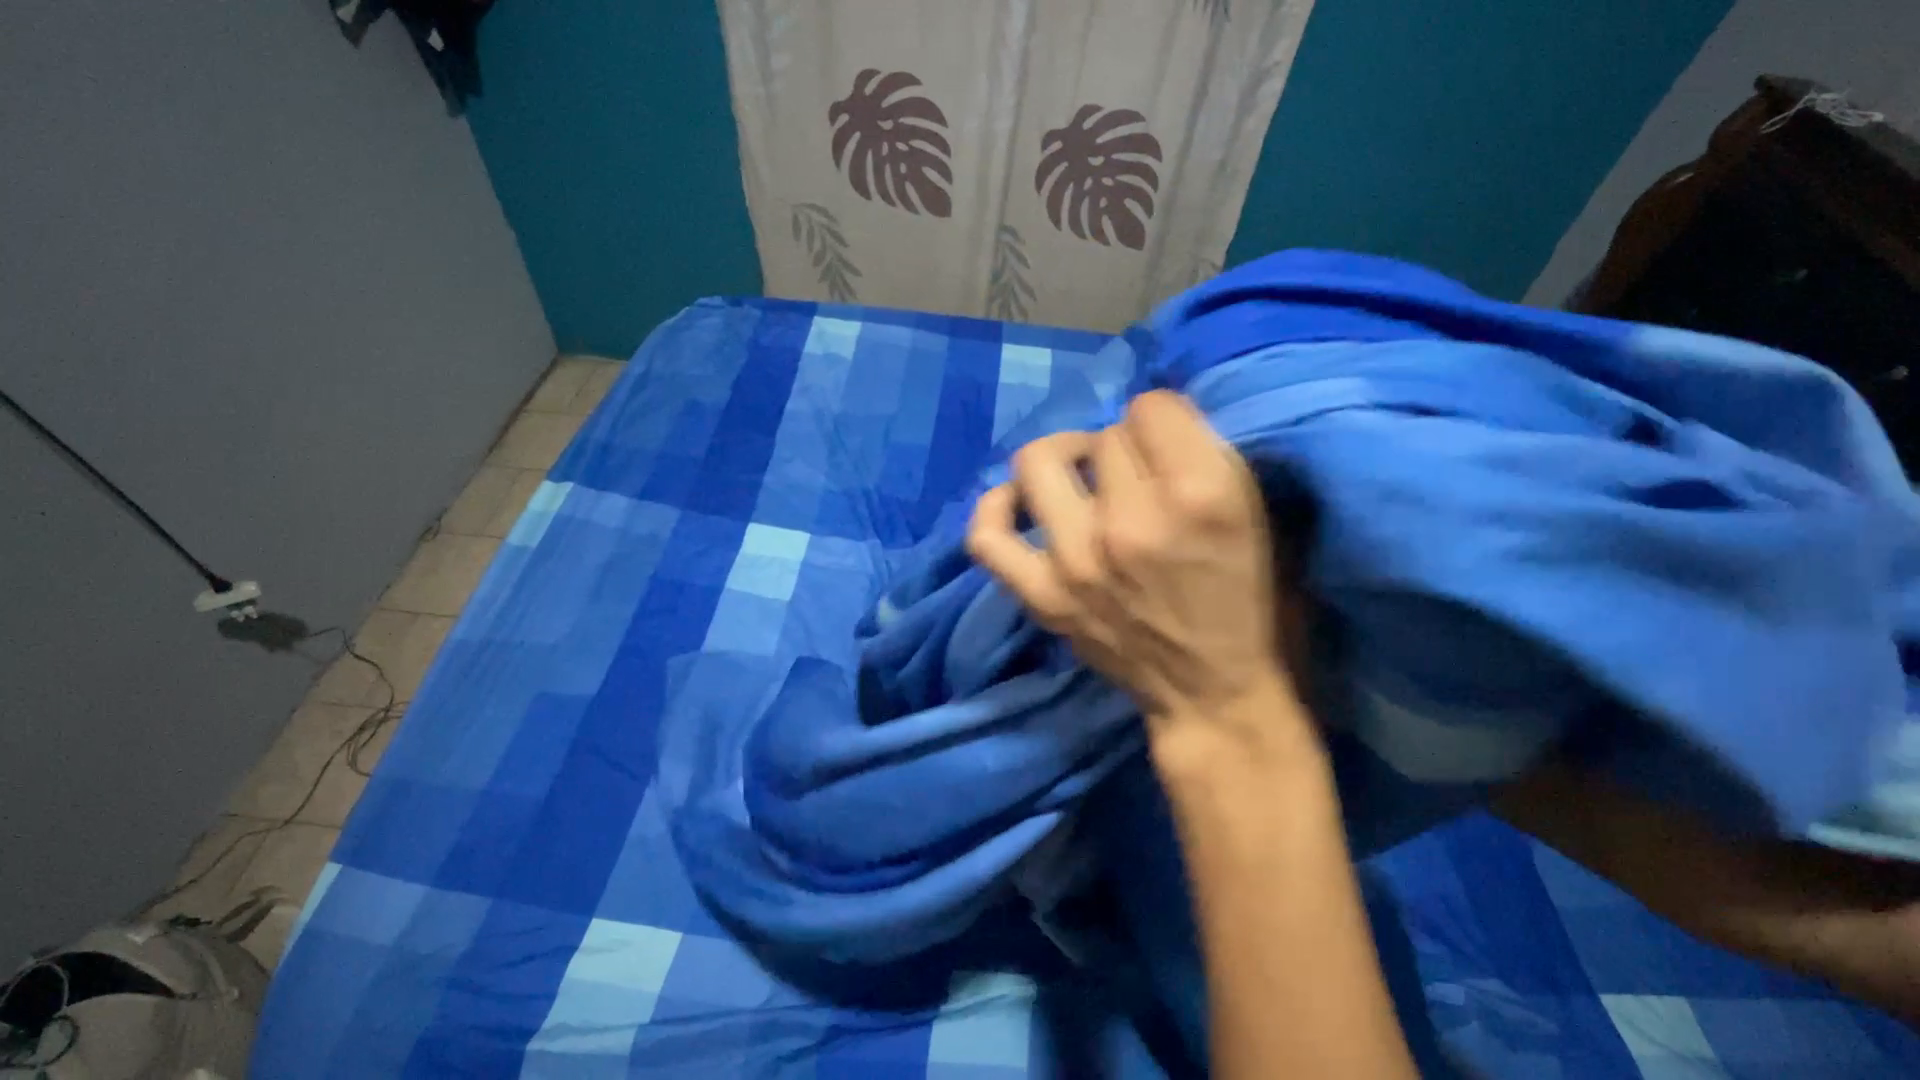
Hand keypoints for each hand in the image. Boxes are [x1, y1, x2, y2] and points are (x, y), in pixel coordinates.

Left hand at [966, 390, 1306, 760]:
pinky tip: (1020, 502)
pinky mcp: (1043, 595)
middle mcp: (1132, 521)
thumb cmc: (1248, 601)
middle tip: (1138, 482)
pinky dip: (997, 508)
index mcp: (1199, 494)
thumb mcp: (1253, 512)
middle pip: (1102, 436)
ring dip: (1065, 460)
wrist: (1213, 694)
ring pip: (1040, 462)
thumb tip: (1147, 419)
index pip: (1150, 405)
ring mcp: (1077, 560)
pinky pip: (988, 534)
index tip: (1169, 451)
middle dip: (1124, 451)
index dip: (1162, 423)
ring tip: (1083, 479)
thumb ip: (1202, 455)